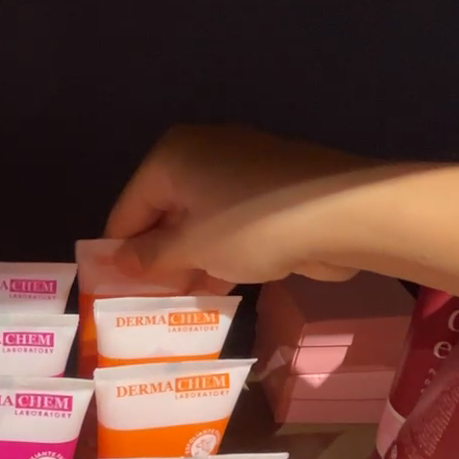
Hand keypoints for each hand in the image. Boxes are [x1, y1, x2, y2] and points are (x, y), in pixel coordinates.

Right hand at [104, 124, 383, 287]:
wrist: (345, 214)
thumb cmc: (250, 226)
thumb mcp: (190, 248)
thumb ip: (148, 257)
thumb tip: (116, 263)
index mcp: (172, 157)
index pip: (127, 210)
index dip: (119, 253)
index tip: (113, 291)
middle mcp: (201, 154)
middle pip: (162, 215)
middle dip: (155, 259)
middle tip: (147, 302)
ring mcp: (239, 170)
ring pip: (197, 223)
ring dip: (187, 262)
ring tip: (177, 304)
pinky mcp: (270, 191)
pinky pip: (229, 225)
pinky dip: (218, 253)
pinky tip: (214, 289)